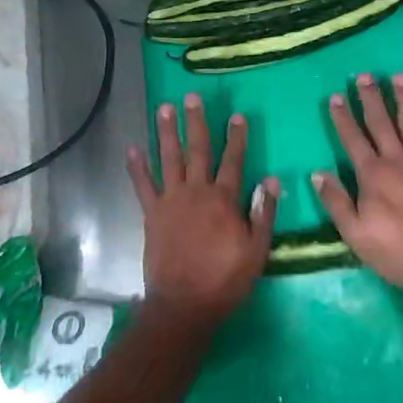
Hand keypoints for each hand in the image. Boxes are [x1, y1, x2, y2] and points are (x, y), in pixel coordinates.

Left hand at [127, 93, 276, 326]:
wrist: (183, 305)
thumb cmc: (225, 280)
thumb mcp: (256, 251)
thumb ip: (263, 213)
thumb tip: (271, 179)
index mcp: (223, 200)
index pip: (233, 160)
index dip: (237, 137)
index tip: (237, 115)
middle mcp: (196, 192)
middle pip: (197, 150)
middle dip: (196, 122)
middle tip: (192, 97)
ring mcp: (171, 201)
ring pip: (169, 159)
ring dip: (166, 132)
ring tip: (164, 108)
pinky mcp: (152, 214)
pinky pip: (142, 185)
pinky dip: (137, 167)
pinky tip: (132, 148)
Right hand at [312, 73, 402, 294]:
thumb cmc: (395, 251)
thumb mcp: (354, 232)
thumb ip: (335, 200)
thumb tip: (317, 173)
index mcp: (372, 174)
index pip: (352, 139)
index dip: (342, 117)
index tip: (335, 96)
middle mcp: (398, 160)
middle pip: (382, 123)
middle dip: (371, 98)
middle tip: (365, 75)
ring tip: (401, 76)